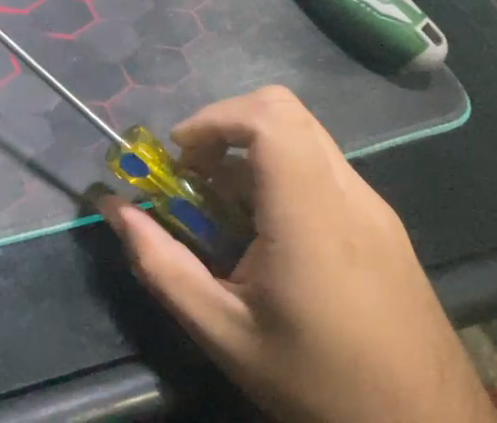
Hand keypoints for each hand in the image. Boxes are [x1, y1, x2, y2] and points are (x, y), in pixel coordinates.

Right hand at [94, 87, 494, 422]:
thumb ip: (161, 264)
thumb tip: (113, 209)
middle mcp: (350, 198)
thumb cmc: (320, 384)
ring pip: (303, 138)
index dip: (214, 119)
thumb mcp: (222, 332)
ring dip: (250, 153)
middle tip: (195, 176)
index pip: (269, 117)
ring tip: (224, 211)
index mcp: (311, 218)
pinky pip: (322, 170)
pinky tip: (264, 235)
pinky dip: (278, 176)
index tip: (182, 159)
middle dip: (225, 127)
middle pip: (284, 112)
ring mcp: (374, 211)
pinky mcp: (384, 229)